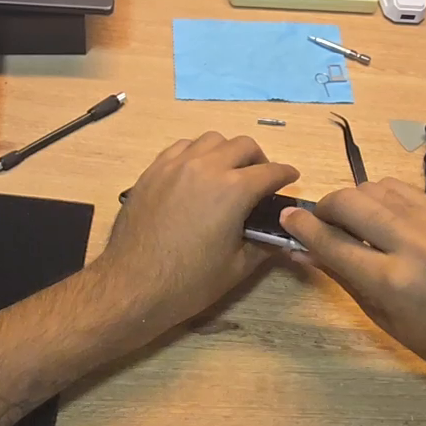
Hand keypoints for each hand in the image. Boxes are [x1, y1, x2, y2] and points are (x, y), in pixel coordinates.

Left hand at [96, 133, 298, 328]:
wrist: (134, 285)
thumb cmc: (189, 282)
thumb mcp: (237, 267)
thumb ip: (264, 244)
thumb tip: (281, 235)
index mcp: (233, 190)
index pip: (270, 172)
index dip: (286, 174)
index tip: (291, 178)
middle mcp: (206, 167)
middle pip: (243, 146)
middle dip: (259, 160)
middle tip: (260, 179)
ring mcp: (175, 165)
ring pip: (211, 140)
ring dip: (227, 152)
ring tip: (227, 173)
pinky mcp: (153, 171)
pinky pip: (182, 148)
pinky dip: (197, 154)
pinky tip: (196, 174)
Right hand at [280, 179, 425, 385]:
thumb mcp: (384, 319)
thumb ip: (344, 277)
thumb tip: (305, 250)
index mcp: (393, 283)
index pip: (333, 243)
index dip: (303, 227)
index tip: (286, 216)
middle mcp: (414, 245)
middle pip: (351, 203)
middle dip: (326, 207)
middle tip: (320, 221)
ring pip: (376, 188)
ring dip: (354, 199)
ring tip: (351, 219)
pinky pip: (404, 190)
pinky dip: (382, 197)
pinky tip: (381, 214)